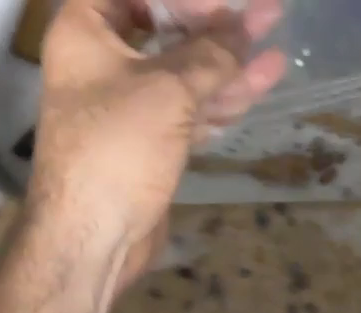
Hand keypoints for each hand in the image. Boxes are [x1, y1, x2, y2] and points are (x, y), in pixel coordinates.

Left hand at [27, 0, 285, 287]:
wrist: (91, 241)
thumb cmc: (116, 151)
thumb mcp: (167, 91)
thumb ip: (211, 54)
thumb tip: (245, 27)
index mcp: (85, 32)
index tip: (219, 6)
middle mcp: (101, 65)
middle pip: (163, 29)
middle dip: (214, 26)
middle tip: (266, 14)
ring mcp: (125, 110)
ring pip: (181, 75)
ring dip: (227, 65)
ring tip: (276, 50)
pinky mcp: (146, 147)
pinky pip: (186, 112)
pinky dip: (218, 102)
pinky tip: (259, 84)